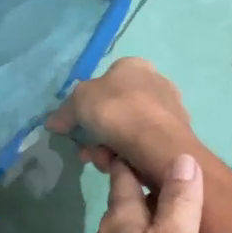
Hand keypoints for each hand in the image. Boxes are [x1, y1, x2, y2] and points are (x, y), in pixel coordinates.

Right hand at [47, 58, 199, 182]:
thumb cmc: (116, 111)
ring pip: (129, 129)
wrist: (158, 143)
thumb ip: (64, 112)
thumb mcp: (78, 104)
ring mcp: (170, 109)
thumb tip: (52, 123)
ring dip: (111, 147)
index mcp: (133, 66)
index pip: (106, 79)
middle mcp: (156, 81)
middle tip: (87, 150)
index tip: (78, 124)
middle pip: (117, 108)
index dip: (88, 102)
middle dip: (98, 132)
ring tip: (103, 162)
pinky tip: (122, 166)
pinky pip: (145, 144)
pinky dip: (131, 155)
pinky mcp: (179, 135)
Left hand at [68, 155, 205, 232]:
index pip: (122, 174)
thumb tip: (180, 156)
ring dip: (149, 221)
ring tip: (179, 219)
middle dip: (146, 187)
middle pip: (126, 203)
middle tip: (179, 179)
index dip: (132, 156)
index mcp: (120, 220)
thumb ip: (179, 203)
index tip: (148, 141)